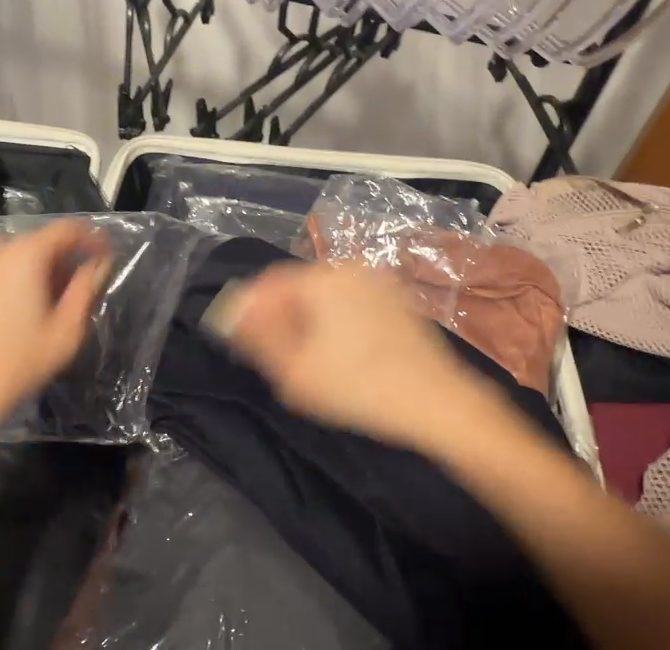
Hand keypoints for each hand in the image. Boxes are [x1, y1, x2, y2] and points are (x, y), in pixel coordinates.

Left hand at [0, 220, 111, 444]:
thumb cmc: (20, 363)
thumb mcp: (68, 331)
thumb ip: (87, 288)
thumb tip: (99, 263)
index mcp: (27, 255)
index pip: (67, 229)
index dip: (90, 237)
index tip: (102, 253)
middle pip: (35, 241)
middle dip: (57, 258)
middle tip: (69, 287)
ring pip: (7, 256)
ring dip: (26, 268)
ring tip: (34, 299)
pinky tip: (1, 311)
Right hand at [221, 262, 521, 453]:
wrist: (439, 402)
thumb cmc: (358, 387)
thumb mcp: (294, 370)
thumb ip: (257, 336)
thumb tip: (230, 312)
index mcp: (321, 277)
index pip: (268, 283)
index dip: (250, 311)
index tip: (244, 343)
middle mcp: (349, 268)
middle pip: (298, 286)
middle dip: (282, 317)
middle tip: (277, 358)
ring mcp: (378, 282)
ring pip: (326, 296)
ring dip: (310, 321)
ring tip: (310, 361)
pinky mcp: (399, 300)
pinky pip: (352, 303)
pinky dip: (338, 323)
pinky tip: (342, 357)